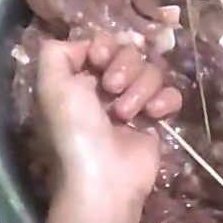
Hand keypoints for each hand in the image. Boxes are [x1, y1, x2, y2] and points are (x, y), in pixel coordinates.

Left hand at [36, 39, 181, 217]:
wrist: (104, 178)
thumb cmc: (75, 130)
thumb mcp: (51, 86)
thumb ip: (56, 53)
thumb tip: (86, 46)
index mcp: (78, 80)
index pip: (103, 44)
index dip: (105, 47)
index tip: (100, 60)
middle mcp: (104, 90)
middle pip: (130, 53)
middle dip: (124, 68)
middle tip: (112, 91)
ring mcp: (132, 105)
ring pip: (152, 72)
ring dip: (140, 89)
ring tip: (125, 116)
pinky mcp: (155, 122)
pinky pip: (171, 94)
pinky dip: (166, 101)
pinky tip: (154, 116)